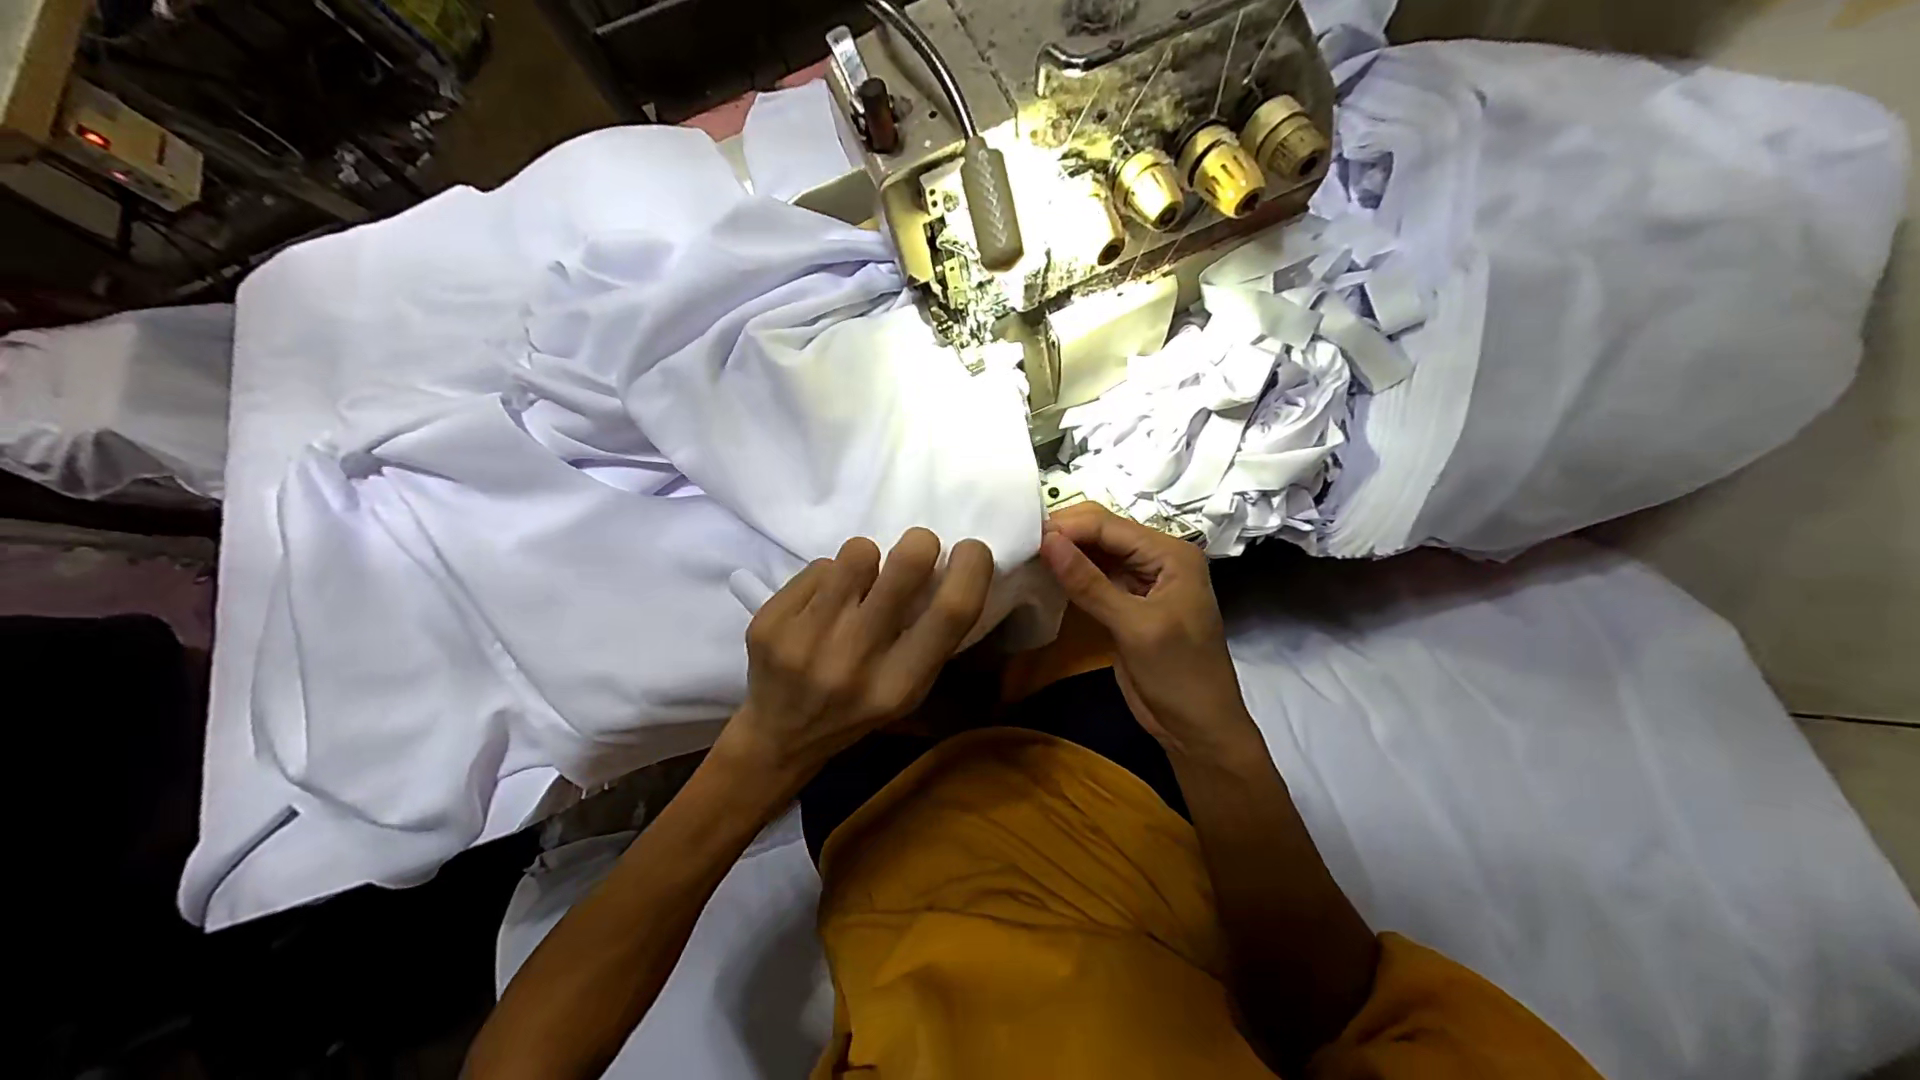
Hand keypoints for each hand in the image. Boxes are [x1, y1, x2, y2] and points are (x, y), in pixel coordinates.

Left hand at [716, 528, 994, 786]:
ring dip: (867, 557)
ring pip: (858, 552)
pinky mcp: (770, 622)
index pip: (953, 611)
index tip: (971, 550)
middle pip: (907, 564)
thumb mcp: (909, 688)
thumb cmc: (858, 706)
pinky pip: (819, 566)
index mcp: (900, 684)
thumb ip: (930, 636)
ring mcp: (807, 640)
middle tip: (917, 548)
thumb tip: (945, 564)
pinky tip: (819, 606)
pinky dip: (828, 577)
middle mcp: (855, 661)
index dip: (972, 568)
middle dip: (920, 542)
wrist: (779, 735)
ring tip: (858, 584)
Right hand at [1039, 502, 1258, 759]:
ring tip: (1023, 554)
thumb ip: (1089, 583)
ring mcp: (1141, 580)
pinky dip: (1070, 574)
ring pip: (1095, 552)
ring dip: (1063, 552)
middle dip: (1063, 534)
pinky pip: (1094, 576)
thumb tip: (1046, 540)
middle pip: (1102, 531)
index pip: (1109, 525)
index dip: (1066, 527)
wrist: (1198, 729)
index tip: (1022, 536)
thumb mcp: (1134, 627)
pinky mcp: (1126, 602)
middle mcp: (1157, 557)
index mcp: (1171, 552)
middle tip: (1019, 544)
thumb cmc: (1178, 675)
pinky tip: (1043, 573)